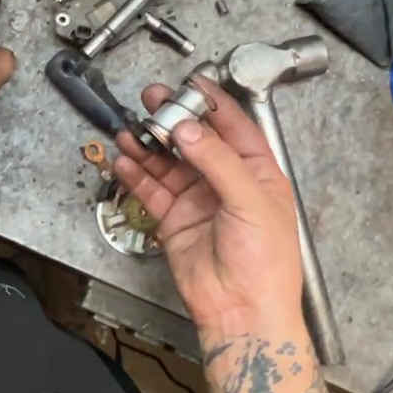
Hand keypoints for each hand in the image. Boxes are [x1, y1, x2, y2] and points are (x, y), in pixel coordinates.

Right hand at [114, 79, 303, 338]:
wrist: (242, 308)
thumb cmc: (266, 263)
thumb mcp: (250, 200)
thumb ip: (217, 160)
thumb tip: (189, 130)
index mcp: (256, 172)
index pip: (232, 127)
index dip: (211, 104)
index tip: (190, 84)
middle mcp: (226, 182)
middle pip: (194, 140)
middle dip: (171, 120)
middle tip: (152, 101)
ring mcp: (198, 200)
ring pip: (167, 163)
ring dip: (148, 146)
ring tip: (131, 130)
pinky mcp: (174, 219)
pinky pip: (151, 190)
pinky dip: (136, 174)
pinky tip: (125, 161)